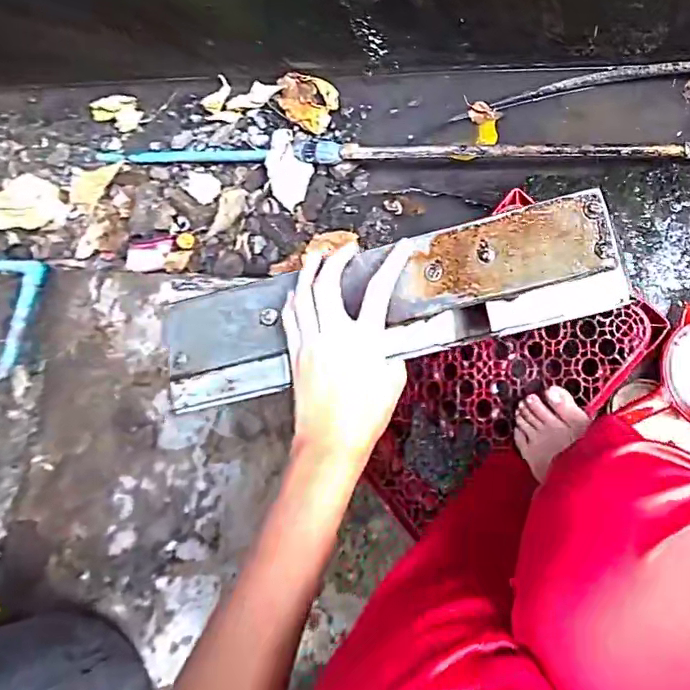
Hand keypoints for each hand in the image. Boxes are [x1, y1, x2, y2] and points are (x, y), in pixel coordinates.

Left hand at [281, 238, 416, 469]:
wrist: (330, 442)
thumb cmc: (363, 418)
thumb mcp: (394, 378)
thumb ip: (391, 351)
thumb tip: (386, 340)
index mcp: (364, 339)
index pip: (379, 290)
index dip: (391, 264)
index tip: (399, 250)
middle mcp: (334, 335)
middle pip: (328, 283)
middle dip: (337, 257)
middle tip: (346, 248)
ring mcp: (311, 343)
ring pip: (303, 295)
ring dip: (309, 271)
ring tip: (315, 258)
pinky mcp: (296, 355)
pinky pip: (290, 318)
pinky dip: (293, 299)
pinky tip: (295, 293)